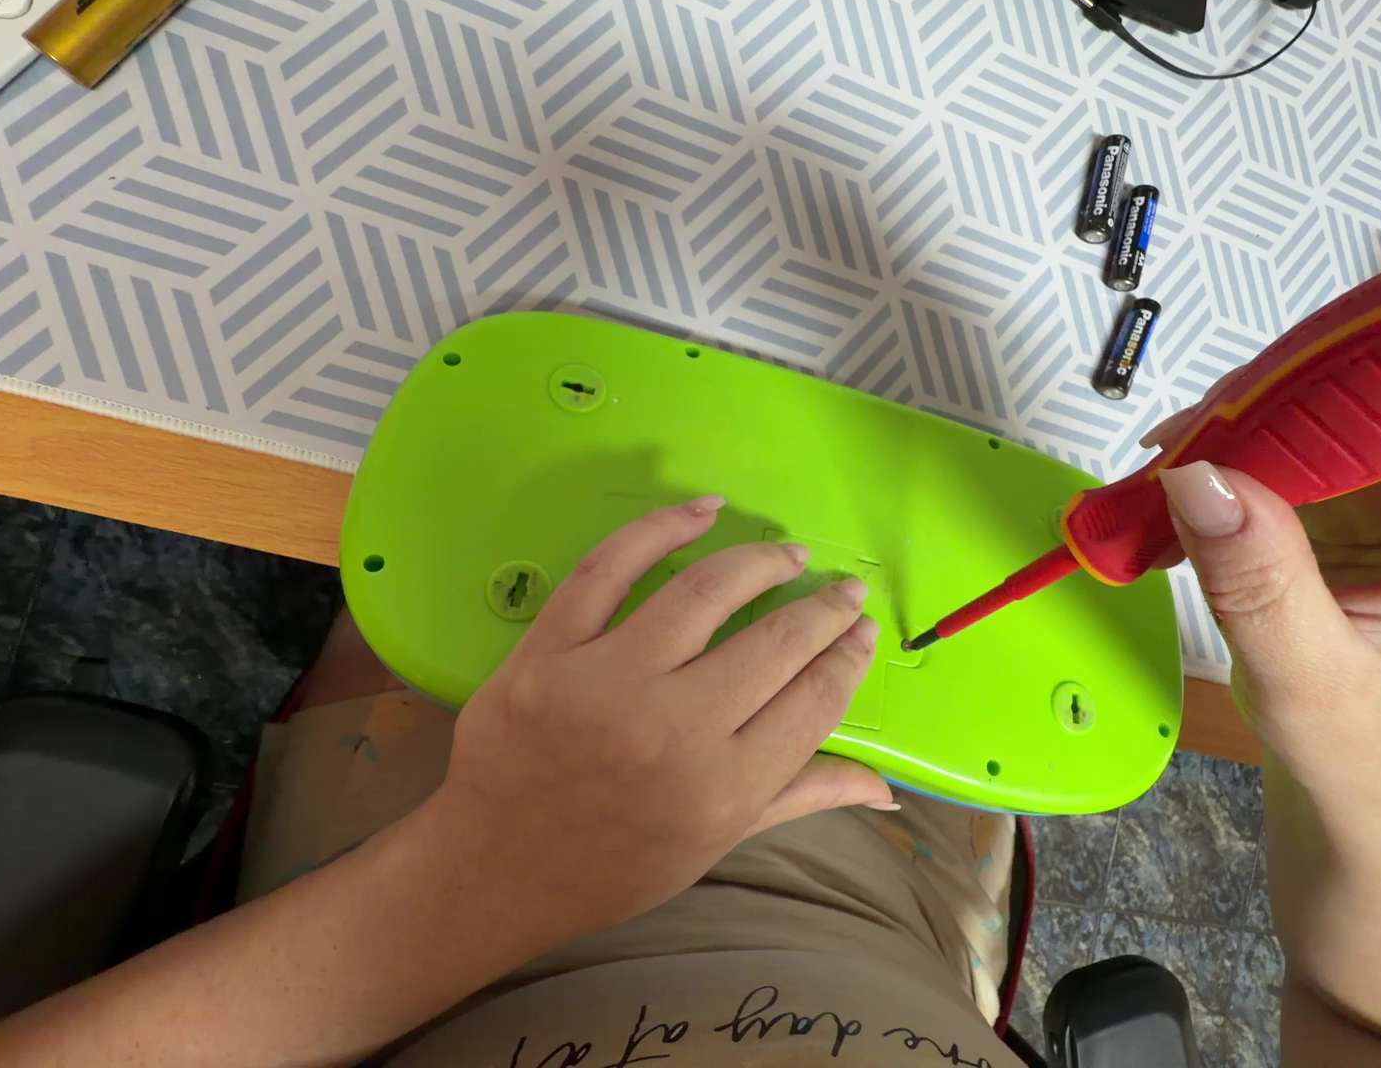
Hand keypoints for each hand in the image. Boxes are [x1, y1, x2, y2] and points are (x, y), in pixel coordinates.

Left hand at [429, 497, 891, 937]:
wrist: (496, 870)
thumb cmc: (616, 865)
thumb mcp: (717, 844)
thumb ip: (801, 797)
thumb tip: (884, 785)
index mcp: (724, 788)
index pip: (814, 699)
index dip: (848, 655)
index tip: (861, 628)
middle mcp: (673, 732)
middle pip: (776, 641)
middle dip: (824, 607)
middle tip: (842, 587)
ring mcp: (604, 684)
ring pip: (704, 592)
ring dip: (759, 561)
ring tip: (788, 554)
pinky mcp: (546, 652)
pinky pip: (608, 569)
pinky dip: (660, 527)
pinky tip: (703, 510)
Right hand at [1151, 116, 1380, 807]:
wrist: (1357, 765)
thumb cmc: (1363, 743)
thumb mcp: (1309, 686)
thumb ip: (1259, 589)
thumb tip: (1196, 478)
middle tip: (1304, 330)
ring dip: (1308, 366)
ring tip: (1206, 418)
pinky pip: (1339, 401)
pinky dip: (1264, 403)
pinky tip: (1199, 435)